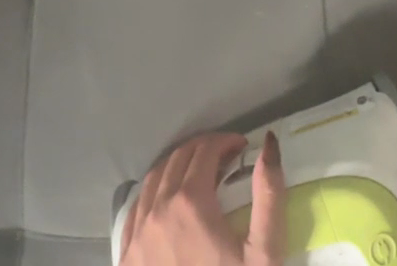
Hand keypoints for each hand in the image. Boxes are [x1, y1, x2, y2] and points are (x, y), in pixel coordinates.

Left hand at [121, 131, 285, 265]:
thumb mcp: (263, 253)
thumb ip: (269, 194)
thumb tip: (268, 144)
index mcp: (191, 202)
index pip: (205, 151)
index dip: (226, 142)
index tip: (242, 148)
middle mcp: (158, 208)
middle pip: (178, 158)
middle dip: (204, 149)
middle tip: (226, 157)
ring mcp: (137, 232)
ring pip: (154, 177)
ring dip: (178, 165)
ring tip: (200, 173)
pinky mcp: (126, 255)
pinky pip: (136, 206)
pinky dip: (155, 190)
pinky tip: (168, 200)